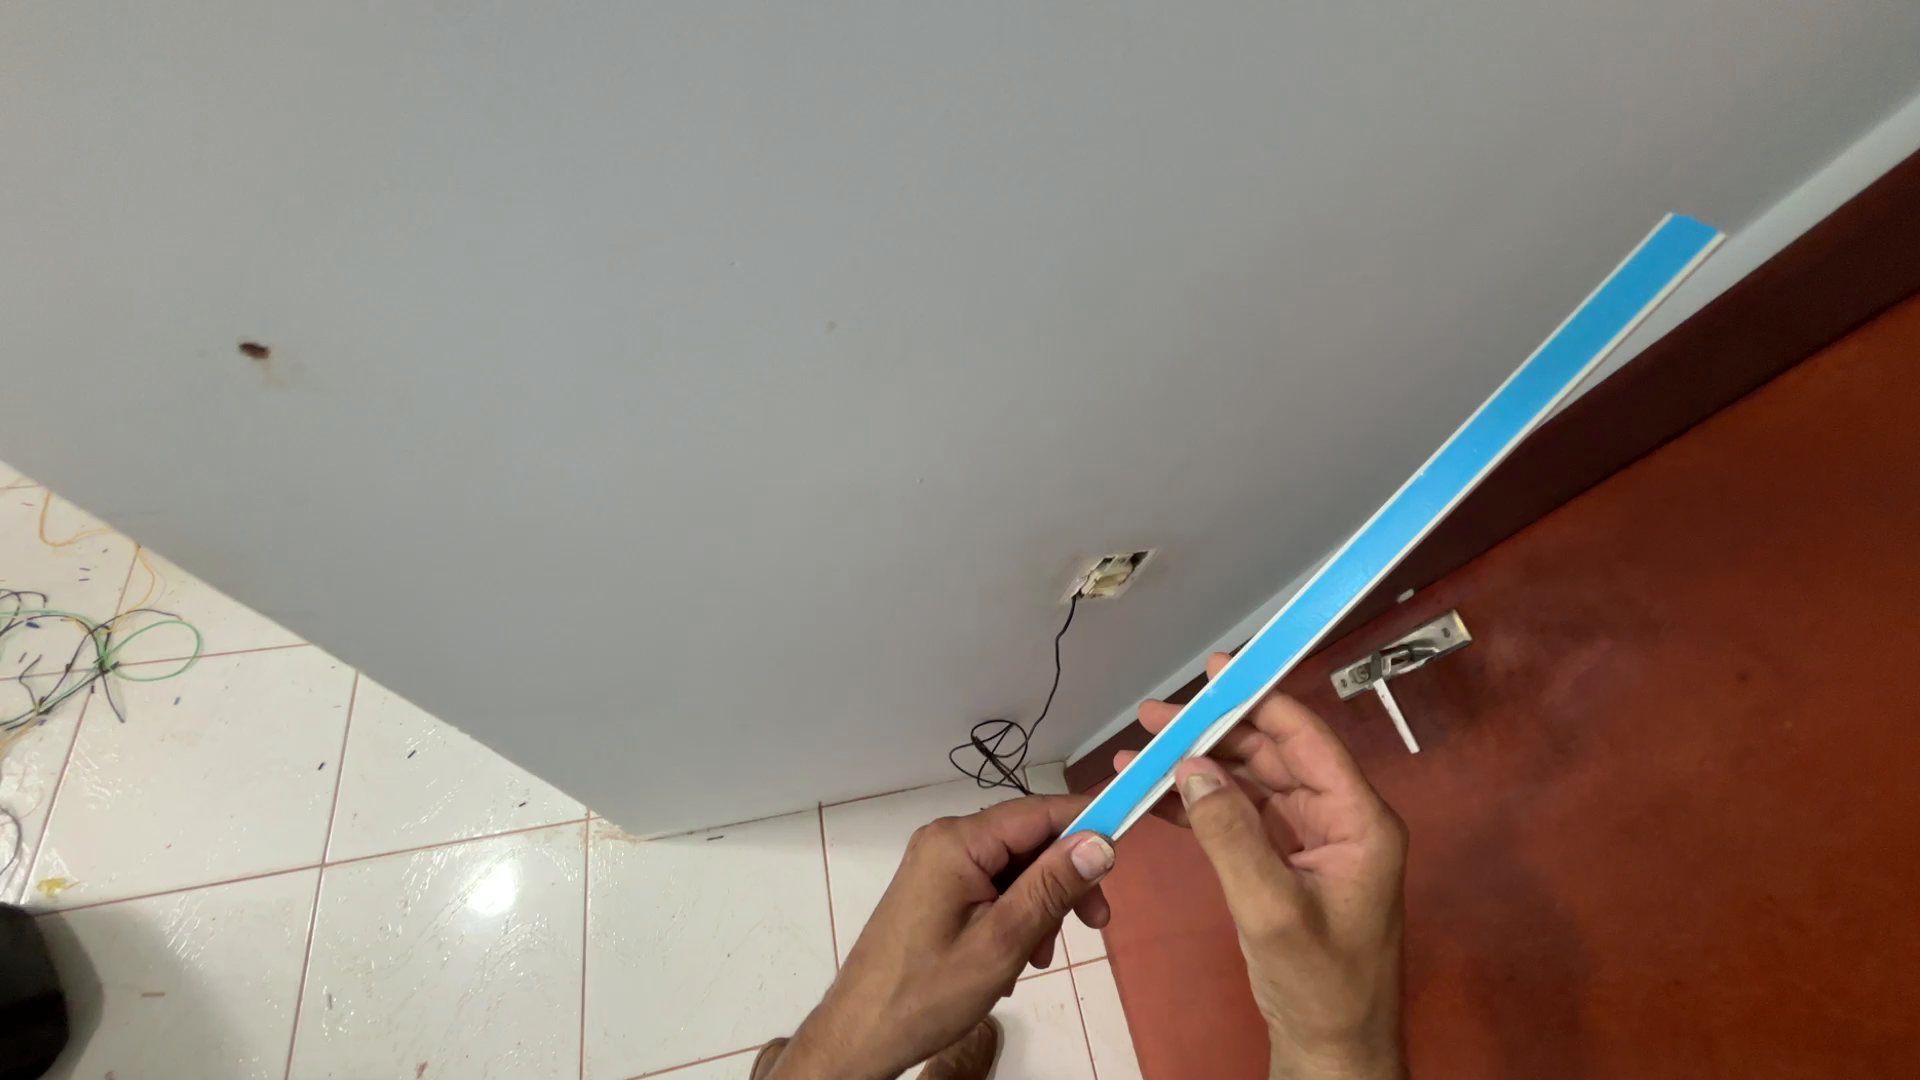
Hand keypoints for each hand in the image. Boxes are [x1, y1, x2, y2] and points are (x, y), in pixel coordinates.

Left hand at [771, 795, 1115, 1079]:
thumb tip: (1100, 841)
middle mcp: (947, 838)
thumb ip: (1052, 887)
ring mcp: (939, 862)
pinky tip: (1017, 955)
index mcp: (958, 840)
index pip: (1037, 811)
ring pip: (1013, 865)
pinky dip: (1014, 912)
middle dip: (1064, 877)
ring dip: (1040, 903)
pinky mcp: (936, 886)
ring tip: (1041, 956)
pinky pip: (991, 884)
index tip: (1128, 834)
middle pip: (1027, 840)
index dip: (1085, 819)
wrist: (859, 1033)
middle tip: (1096, 924)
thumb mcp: (1002, 942)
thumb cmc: (928, 991)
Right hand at [1118, 653, 1407, 1079]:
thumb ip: (1230, 832)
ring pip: (1247, 779)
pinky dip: (1196, 800)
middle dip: (1211, 731)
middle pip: (1268, 752)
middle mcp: (1334, 817)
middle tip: (1154, 717)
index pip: (1305, 738)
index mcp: (1356, 820)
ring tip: (1142, 750)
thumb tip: (1190, 765)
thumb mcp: (1271, 908)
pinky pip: (1236, 812)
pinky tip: (1156, 793)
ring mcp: (1306, 837)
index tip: (1215, 670)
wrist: (1328, 1050)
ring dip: (1196, 763)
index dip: (1260, 698)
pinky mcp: (1280, 856)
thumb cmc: (1318, 984)